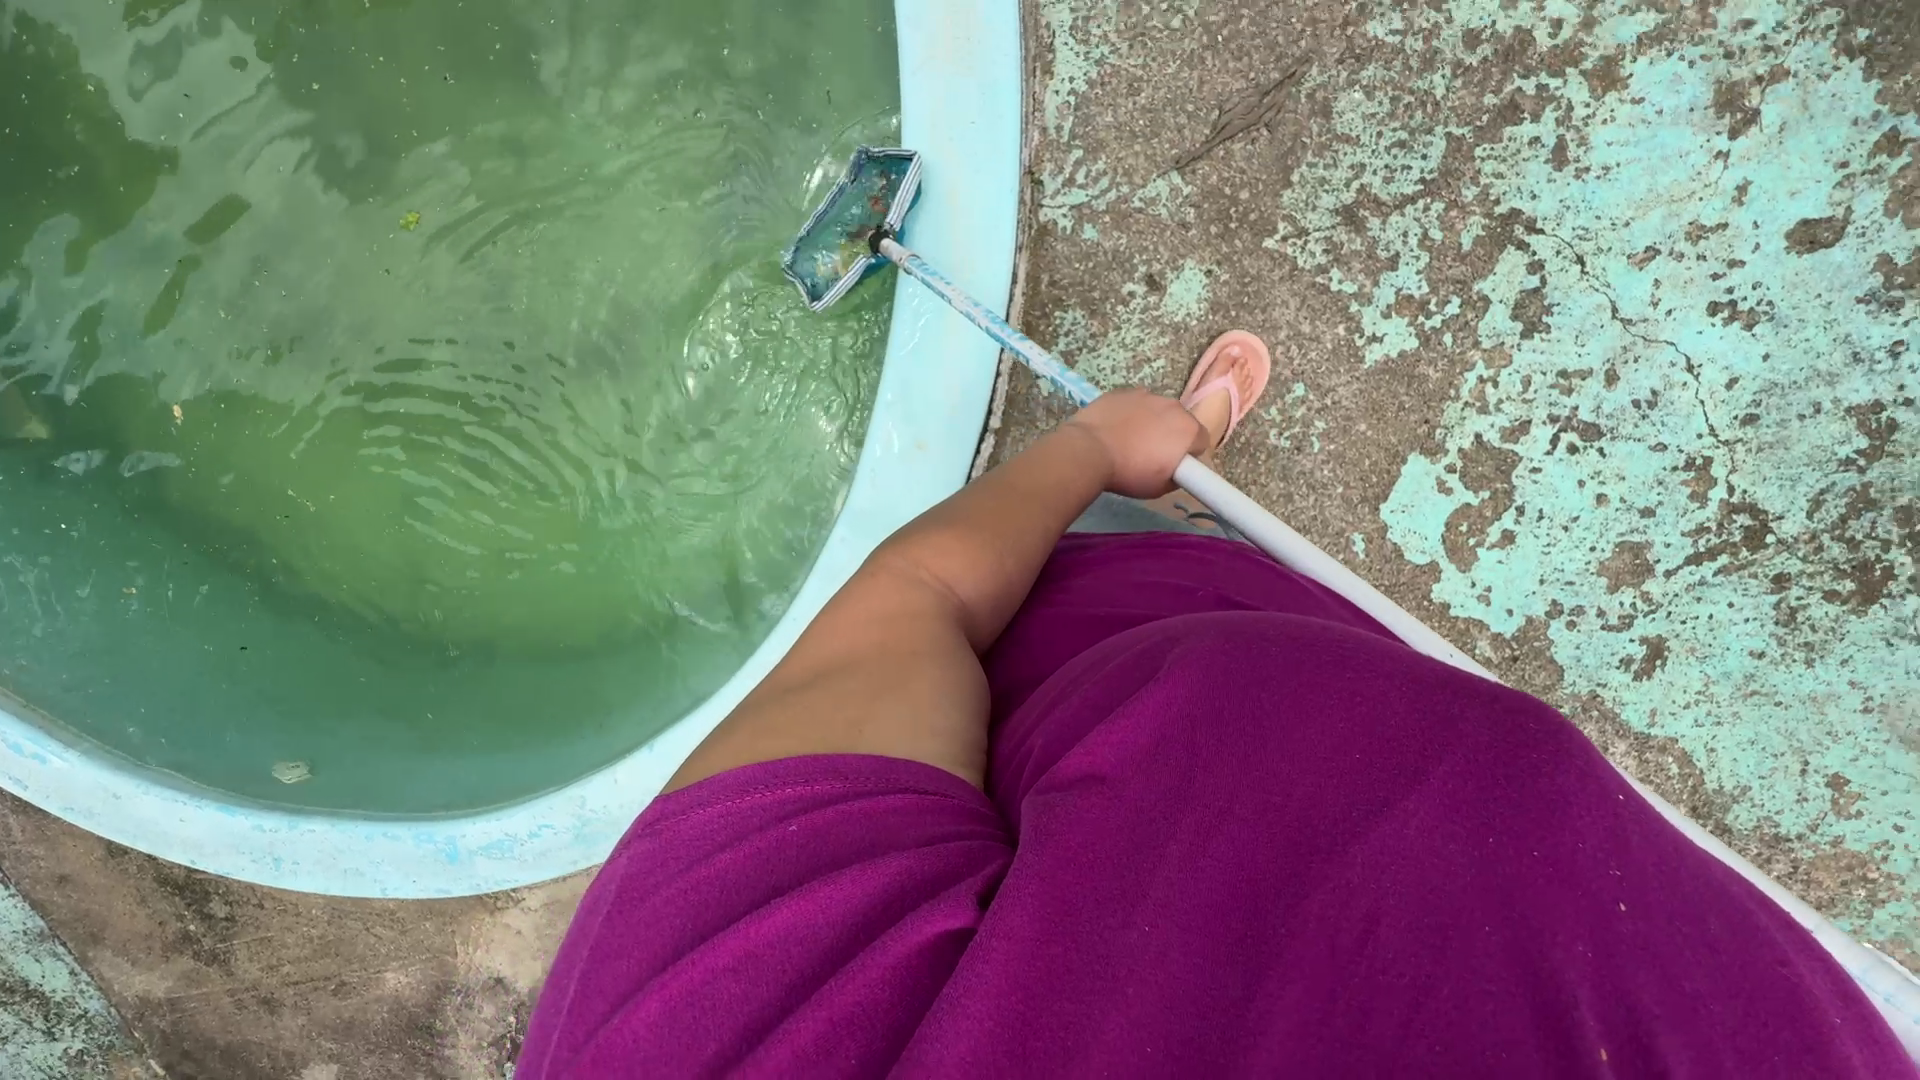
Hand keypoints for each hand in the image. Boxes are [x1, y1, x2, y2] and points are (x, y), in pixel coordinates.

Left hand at [1062, 388, 1208, 498]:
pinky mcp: (1122, 391)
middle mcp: (1173, 405)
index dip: (1188, 455)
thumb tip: (1177, 470)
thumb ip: (1177, 476)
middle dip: (1169, 435)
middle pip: (1178, 421)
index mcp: (1189, 428)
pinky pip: (1132, 404)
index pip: (1200, 441)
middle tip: (1148, 454)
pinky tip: (1113, 429)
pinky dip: (1128, 414)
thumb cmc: (1129, 473)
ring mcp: (1146, 395)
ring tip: (1127, 441)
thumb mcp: (1160, 487)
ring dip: (1149, 422)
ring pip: (1155, 410)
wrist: (1088, 451)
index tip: (1172, 465)